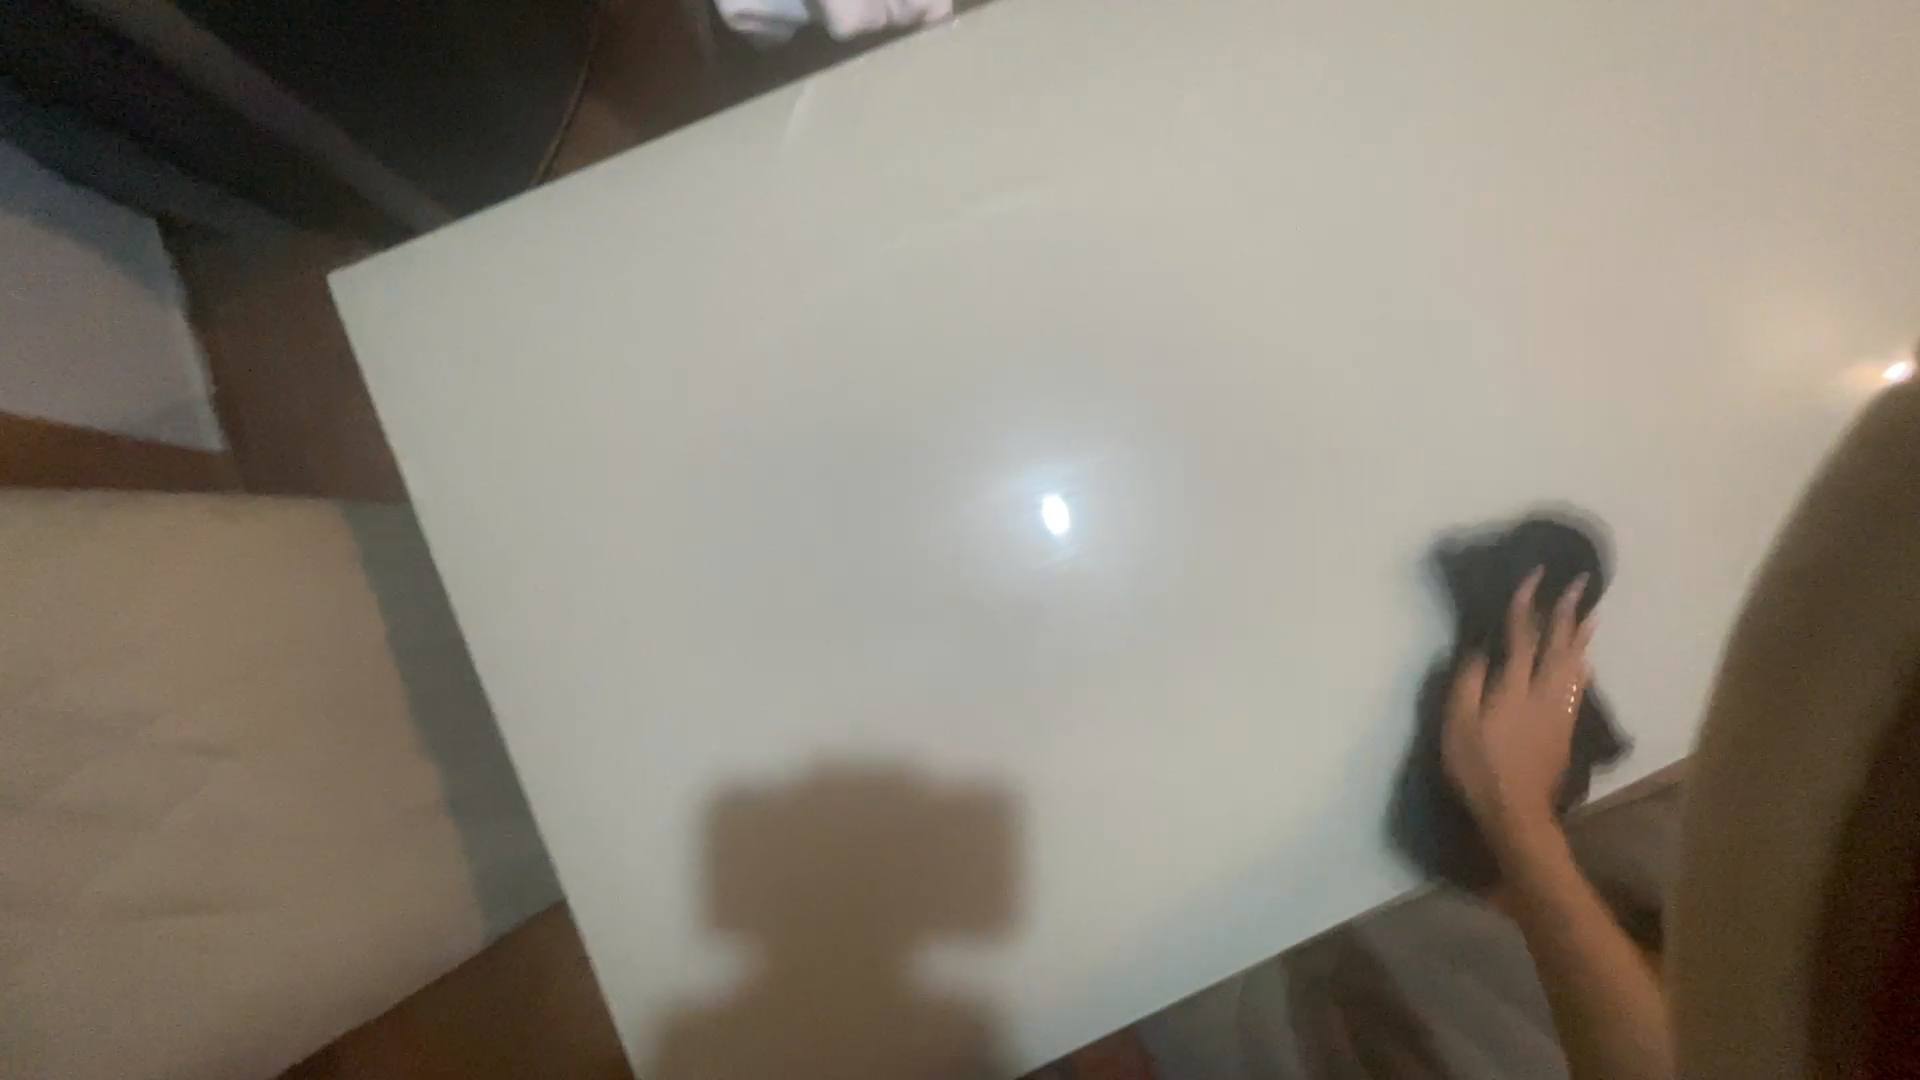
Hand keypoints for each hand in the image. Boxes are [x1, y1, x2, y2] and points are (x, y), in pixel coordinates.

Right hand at [1444, 568, 1594, 844]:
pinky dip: (1582, 662)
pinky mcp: (1564, 725)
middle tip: (1580, 582)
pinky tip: (1583, 659)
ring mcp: (1558, 710)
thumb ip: (1467, 685)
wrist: (1516, 809)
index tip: (1533, 577)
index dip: (1526, 606)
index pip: (1522, 638)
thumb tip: (1478, 652)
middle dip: (1567, 611)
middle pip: (1559, 646)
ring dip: (1581, 634)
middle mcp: (1543, 693)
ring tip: (1590, 612)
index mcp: (1514, 689)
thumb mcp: (1457, 724)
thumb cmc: (1477, 765)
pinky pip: (1577, 683)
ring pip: (1575, 663)